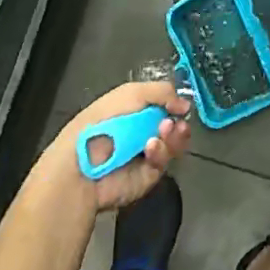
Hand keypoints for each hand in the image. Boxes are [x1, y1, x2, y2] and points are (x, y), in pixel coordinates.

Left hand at [40, 82, 192, 211]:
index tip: (182, 105)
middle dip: (178, 123)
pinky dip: (160, 153)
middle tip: (179, 121)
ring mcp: (145, 154)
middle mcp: (141, 130)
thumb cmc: (104, 121)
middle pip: (172, 125)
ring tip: (168, 130)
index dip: (174, 104)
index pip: (162, 104)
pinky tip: (152, 147)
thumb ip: (162, 93)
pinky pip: (162, 162)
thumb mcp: (132, 93)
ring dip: (174, 137)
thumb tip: (185, 105)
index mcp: (133, 109)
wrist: (84, 164)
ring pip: (172, 144)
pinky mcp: (147, 176)